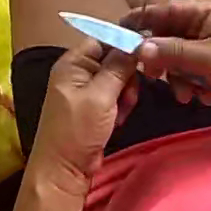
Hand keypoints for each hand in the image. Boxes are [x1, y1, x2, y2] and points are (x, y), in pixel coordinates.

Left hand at [26, 39, 139, 195]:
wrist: (64, 170)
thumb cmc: (78, 129)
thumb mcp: (101, 95)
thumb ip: (118, 67)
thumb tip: (135, 42)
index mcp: (72, 63)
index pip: (103, 40)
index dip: (124, 45)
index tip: (145, 55)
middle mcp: (77, 72)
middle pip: (113, 60)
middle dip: (126, 75)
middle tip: (129, 94)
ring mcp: (85, 91)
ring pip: (117, 80)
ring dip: (126, 93)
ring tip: (122, 110)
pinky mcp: (93, 108)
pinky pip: (115, 97)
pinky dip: (120, 106)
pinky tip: (119, 119)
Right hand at [123, 0, 210, 108]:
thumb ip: (174, 52)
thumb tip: (140, 49)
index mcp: (207, 8)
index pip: (164, 10)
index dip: (140, 22)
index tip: (118, 35)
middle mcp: (205, 20)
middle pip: (166, 34)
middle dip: (161, 58)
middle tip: (155, 77)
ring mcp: (209, 39)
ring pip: (175, 54)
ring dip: (176, 75)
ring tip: (187, 93)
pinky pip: (188, 66)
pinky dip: (188, 81)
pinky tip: (197, 94)